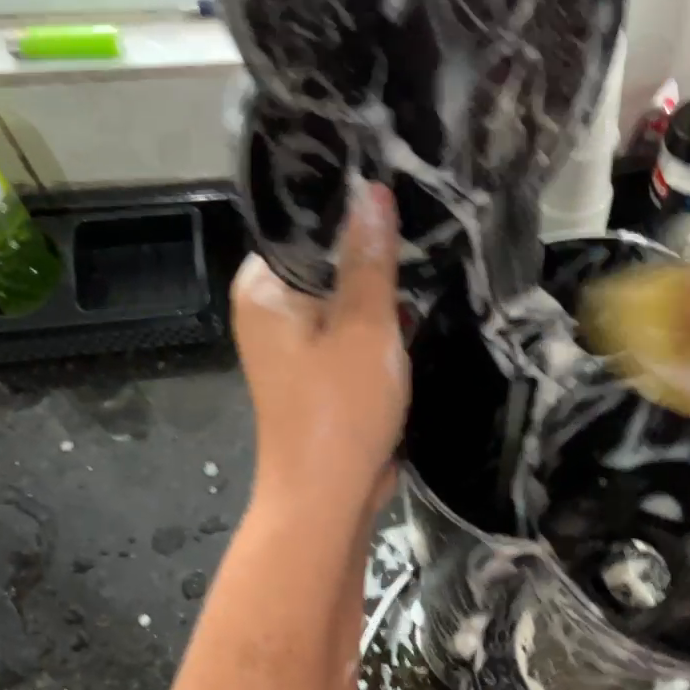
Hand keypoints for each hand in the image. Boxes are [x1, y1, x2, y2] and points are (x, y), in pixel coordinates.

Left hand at [233, 179, 406, 513]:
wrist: (329, 500)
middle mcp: (271, 311)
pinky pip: (352, 334)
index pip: (303, 227)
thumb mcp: (364, 327)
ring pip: (345, 301)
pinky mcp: (322, 375)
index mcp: (263, 290)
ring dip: (381, 295)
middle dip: (373, 255)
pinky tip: (414, 315)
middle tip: (425, 227)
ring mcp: (296, 346)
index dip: (350, 209)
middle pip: (326, 263)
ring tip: (426, 266)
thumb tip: (371, 192)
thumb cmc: (340, 410)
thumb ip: (370, 260)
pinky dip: (380, 328)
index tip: (397, 190)